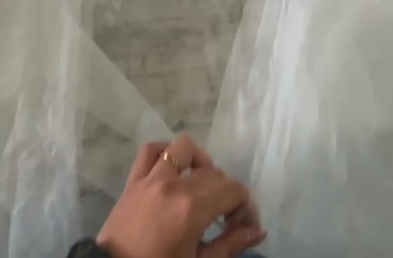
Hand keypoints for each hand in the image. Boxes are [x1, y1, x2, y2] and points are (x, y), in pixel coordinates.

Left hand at [97, 134, 264, 257]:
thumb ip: (231, 245)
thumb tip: (259, 229)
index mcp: (192, 209)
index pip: (233, 190)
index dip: (245, 205)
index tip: (244, 223)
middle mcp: (174, 185)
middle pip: (214, 173)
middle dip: (227, 192)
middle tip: (226, 216)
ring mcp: (151, 179)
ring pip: (184, 148)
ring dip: (199, 162)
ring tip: (201, 185)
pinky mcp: (133, 181)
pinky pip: (150, 150)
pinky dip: (165, 152)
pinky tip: (173, 168)